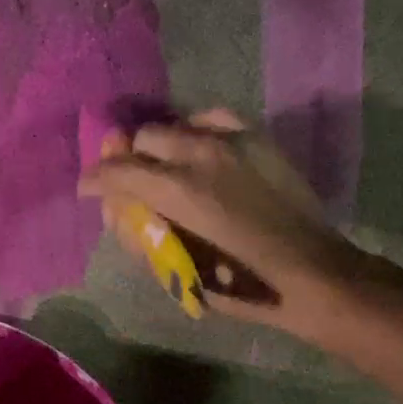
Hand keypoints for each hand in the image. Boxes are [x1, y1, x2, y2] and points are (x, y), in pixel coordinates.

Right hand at [80, 108, 382, 340]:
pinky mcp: (255, 136)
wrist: (313, 272)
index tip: (89, 187)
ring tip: (171, 168)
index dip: (95, 179)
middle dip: (131, 160)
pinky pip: (212, 117)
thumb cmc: (242, 285)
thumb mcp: (179, 270)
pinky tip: (202, 150)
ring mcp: (230, 139)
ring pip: (175, 124)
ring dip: (164, 147)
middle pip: (142, 139)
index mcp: (177, 190)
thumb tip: (118, 209)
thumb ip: (142, 234)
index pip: (117, 170)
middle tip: (135, 182)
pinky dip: (198, 131)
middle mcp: (198, 153)